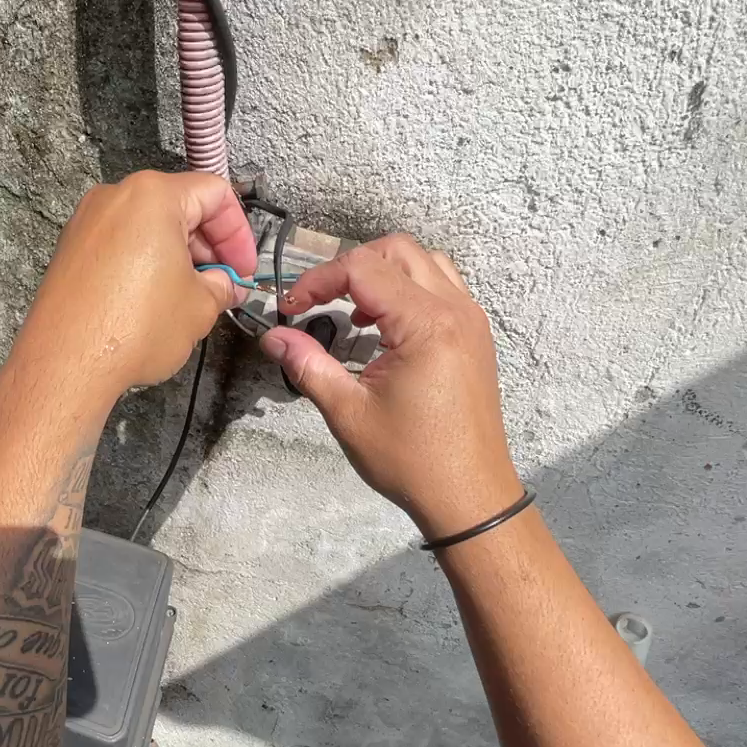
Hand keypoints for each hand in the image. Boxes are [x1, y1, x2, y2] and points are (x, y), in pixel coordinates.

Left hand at [10, 171, 253, 402]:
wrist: (66, 362)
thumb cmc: (134, 327)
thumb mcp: (198, 307)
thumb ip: (220, 287)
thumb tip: (226, 286)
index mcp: (153, 195)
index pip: (214, 193)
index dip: (239, 234)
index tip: (242, 270)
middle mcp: (115, 197)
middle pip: (178, 207)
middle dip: (207, 247)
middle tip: (221, 286)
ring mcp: (86, 223)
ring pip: (147, 228)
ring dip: (176, 257)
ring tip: (188, 299)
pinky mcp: (69, 251)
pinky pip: (119, 247)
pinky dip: (143, 265)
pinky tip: (152, 303)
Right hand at [261, 234, 521, 539]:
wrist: (469, 496)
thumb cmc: (409, 459)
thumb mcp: (347, 412)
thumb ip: (307, 364)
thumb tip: (272, 336)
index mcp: (426, 325)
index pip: (363, 269)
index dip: (318, 280)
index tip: (289, 308)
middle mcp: (455, 310)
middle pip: (397, 250)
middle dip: (349, 266)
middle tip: (317, 300)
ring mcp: (470, 320)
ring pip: (423, 262)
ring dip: (380, 273)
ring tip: (350, 312)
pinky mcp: (474, 336)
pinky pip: (440, 287)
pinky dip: (405, 290)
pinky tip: (380, 328)